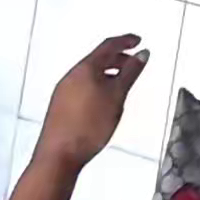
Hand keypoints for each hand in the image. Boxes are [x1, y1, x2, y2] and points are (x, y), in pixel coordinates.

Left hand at [37, 34, 148, 170]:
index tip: (138, 40)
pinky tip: (103, 100)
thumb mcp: (117, 96)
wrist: (57, 158)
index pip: (108, 45)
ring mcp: (63, 92)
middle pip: (98, 59)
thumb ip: (131, 72)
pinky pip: (82, 86)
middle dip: (118, 58)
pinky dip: (97, 85)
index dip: (126, 41)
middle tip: (133, 62)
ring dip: (107, 73)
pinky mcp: (59, 107)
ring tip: (121, 83)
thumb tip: (142, 54)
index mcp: (85, 68)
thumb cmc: (88, 125)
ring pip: (89, 74)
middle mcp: (72, 75)